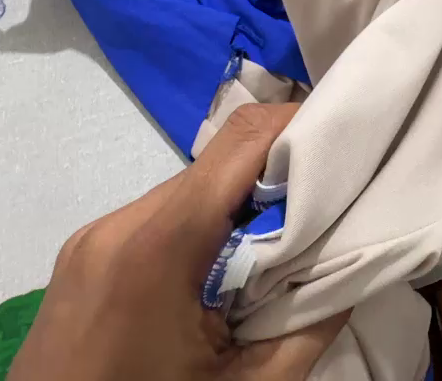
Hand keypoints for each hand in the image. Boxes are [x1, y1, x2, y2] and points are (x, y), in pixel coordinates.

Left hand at [10, 104, 347, 380]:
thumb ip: (313, 315)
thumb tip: (359, 251)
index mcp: (158, 246)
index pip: (245, 138)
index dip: (302, 125)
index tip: (345, 147)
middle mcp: (119, 224)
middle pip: (222, 163)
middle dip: (280, 174)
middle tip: (321, 213)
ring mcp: (92, 238)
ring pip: (193, 186)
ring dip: (241, 204)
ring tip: (270, 256)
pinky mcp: (82, 256)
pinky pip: (161, 214)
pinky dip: (204, 225)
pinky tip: (218, 277)